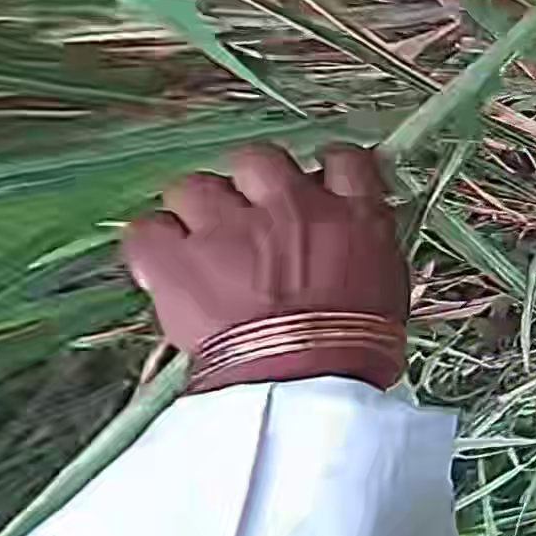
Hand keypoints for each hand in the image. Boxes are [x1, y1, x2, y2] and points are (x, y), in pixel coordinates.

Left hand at [123, 143, 408, 392]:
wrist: (309, 379)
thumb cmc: (366, 335)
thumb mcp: (388, 275)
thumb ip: (366, 238)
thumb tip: (355, 225)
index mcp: (353, 212)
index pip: (345, 159)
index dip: (331, 164)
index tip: (325, 180)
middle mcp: (293, 205)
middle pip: (261, 157)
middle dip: (257, 176)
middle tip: (258, 205)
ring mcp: (230, 228)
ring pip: (194, 184)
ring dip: (202, 206)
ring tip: (208, 235)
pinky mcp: (175, 260)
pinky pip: (147, 227)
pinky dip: (156, 240)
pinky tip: (171, 259)